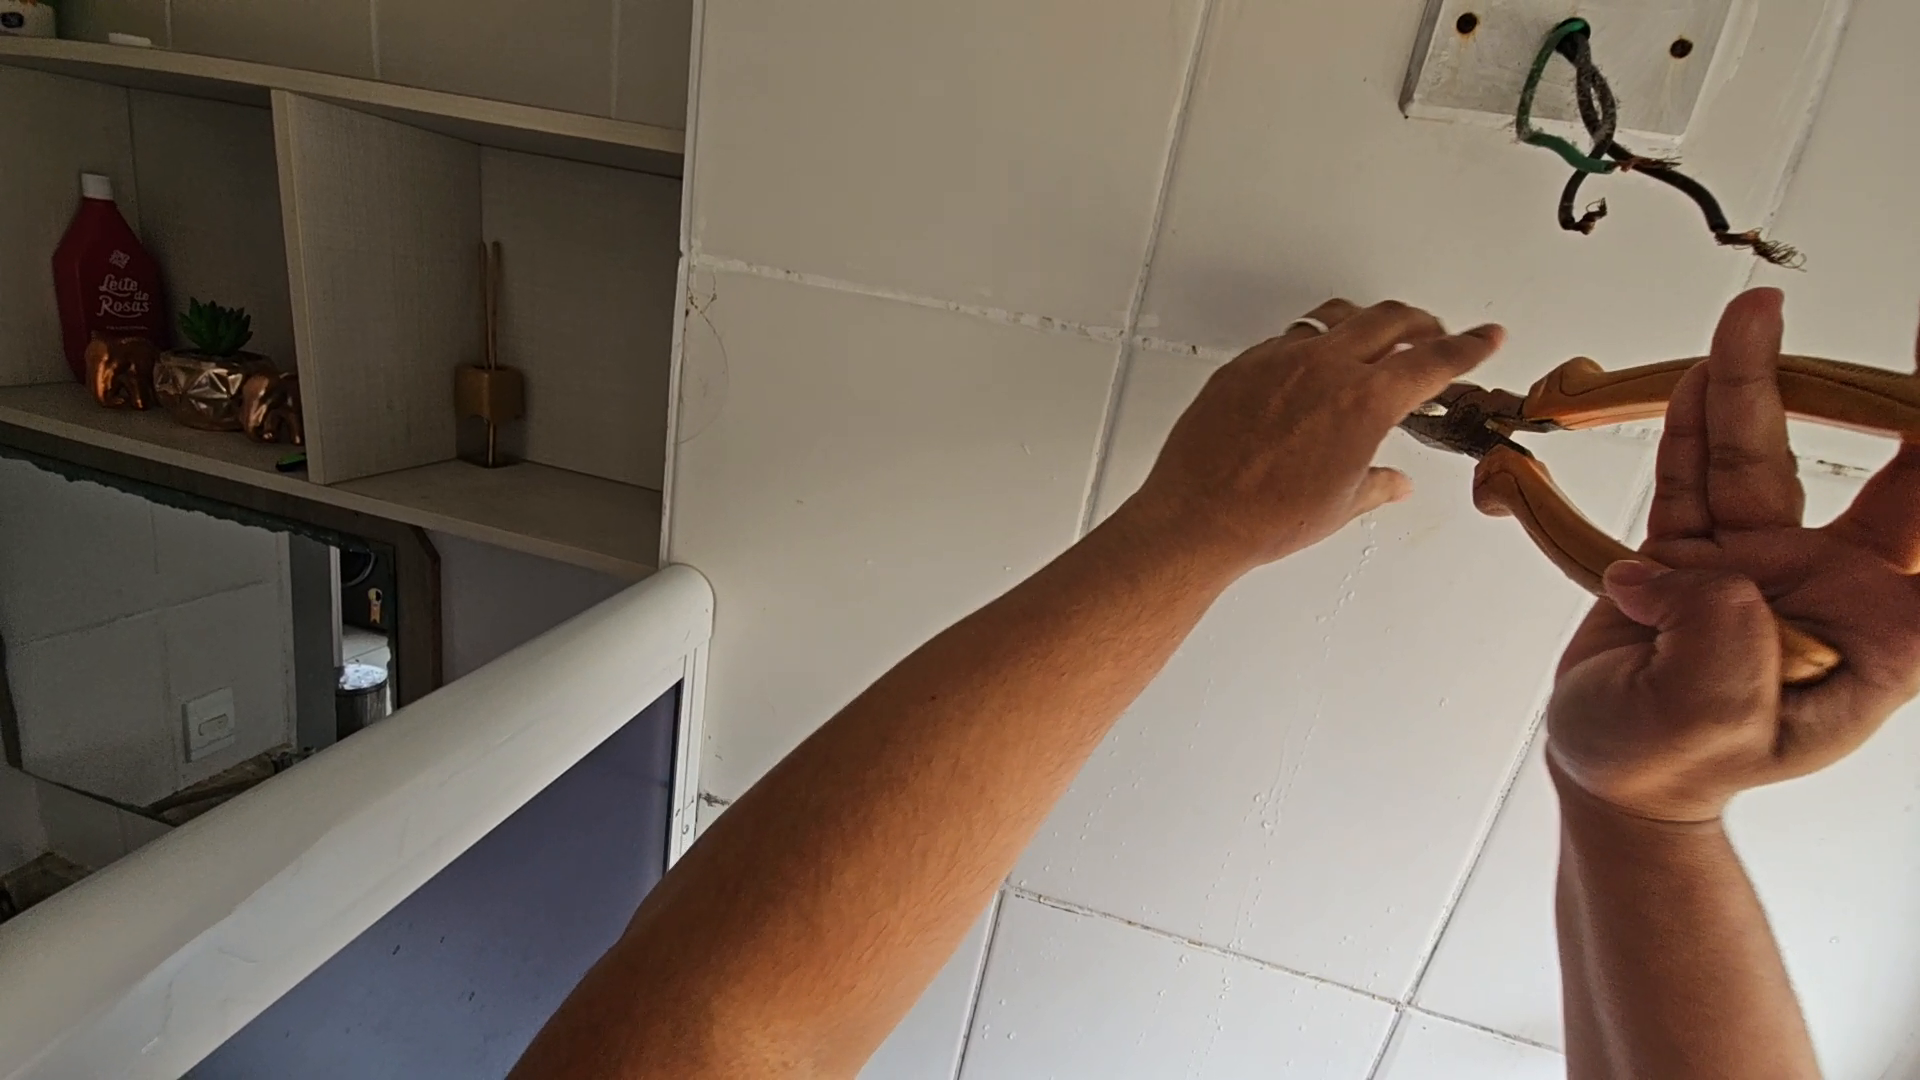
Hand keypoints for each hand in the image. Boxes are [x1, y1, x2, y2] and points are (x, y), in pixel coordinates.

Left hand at [1120, 299, 1504, 572]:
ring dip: (1362, 322)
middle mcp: (1323, 369)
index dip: (1470, 346)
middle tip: (1429, 336)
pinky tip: (1305, 366)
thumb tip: (1393, 482)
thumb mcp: (1340, 505)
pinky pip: (1283, 340)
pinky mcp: (1239, 368)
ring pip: (1333, 318)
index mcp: (1366, 400)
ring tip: (1369, 339)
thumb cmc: (1264, 518)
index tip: (1485, 337)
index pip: (1436, 359)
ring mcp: (1276, 362)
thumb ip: (1376, 483)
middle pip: (1389, 320)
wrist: (1197, 518)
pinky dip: (1308, 345)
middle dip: (1420, 324)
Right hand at [1549, 288, 1919, 823]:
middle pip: (1870, 477)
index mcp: (1878, 630)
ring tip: (1745, 321)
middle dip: (1867, 400)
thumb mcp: (1706, 718)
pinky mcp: (1686, 557)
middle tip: (1852, 338)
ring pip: (1757, 465)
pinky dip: (1689, 432)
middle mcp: (1829, 586)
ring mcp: (1753, 565)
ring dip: (1749, 391)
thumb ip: (1718, 641)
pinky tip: (1698, 383)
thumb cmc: (1667, 758)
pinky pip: (1689, 484)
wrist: (1609, 761)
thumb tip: (1675, 567)